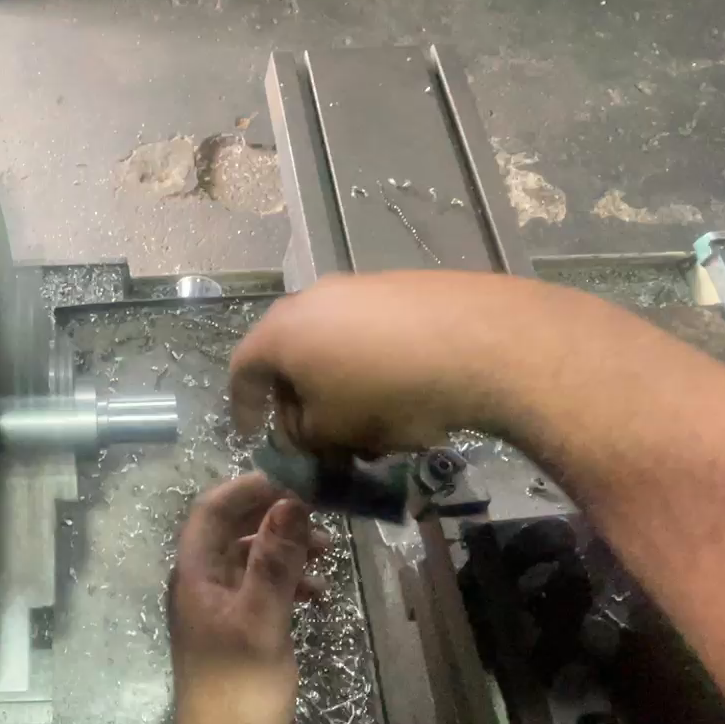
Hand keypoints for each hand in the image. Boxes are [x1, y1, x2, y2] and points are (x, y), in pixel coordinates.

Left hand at [168, 475, 327, 723]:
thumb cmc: (238, 692)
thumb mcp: (261, 622)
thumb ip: (274, 562)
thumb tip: (290, 502)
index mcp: (194, 573)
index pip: (211, 510)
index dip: (247, 489)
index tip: (292, 482)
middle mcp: (201, 582)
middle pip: (233, 530)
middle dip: (274, 518)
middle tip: (320, 517)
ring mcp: (218, 606)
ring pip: (251, 558)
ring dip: (286, 549)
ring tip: (328, 554)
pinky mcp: (236, 628)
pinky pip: (261, 588)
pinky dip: (288, 582)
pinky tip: (318, 596)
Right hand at [228, 271, 574, 453]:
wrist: (482, 343)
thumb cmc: (386, 393)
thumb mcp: (331, 431)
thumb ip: (302, 436)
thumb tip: (303, 431)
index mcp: (280, 331)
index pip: (242, 370)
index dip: (243, 406)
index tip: (252, 432)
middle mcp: (311, 299)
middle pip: (288, 354)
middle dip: (296, 398)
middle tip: (312, 433)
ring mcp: (359, 287)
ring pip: (332, 343)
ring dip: (336, 383)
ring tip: (364, 420)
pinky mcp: (403, 287)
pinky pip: (369, 331)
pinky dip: (370, 363)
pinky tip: (400, 391)